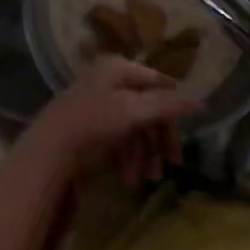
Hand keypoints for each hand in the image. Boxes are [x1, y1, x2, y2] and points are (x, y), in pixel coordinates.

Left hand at [26, 56, 201, 185]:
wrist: (48, 151)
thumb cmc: (94, 121)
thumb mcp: (134, 110)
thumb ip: (168, 105)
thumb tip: (201, 102)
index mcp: (119, 69)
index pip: (158, 82)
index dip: (174, 104)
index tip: (187, 129)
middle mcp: (110, 82)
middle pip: (147, 108)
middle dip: (158, 139)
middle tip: (172, 164)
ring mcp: (99, 106)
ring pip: (133, 129)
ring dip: (144, 155)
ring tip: (149, 179)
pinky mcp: (91, 131)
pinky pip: (118, 141)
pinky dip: (128, 160)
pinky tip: (131, 179)